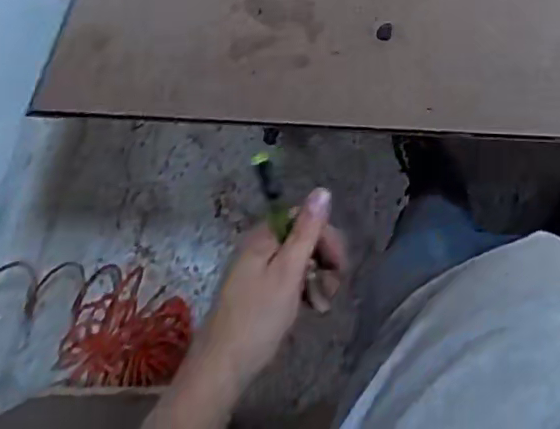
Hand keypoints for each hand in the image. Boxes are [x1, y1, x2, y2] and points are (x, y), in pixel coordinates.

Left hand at [184, 188, 349, 394]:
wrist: (220, 370)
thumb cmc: (258, 318)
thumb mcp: (288, 271)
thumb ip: (307, 230)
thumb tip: (322, 190)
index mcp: (264, 236)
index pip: (305, 218)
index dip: (326, 238)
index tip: (339, 266)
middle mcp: (260, 246)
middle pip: (303, 238)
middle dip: (323, 261)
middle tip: (332, 289)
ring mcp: (257, 269)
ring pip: (299, 261)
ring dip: (317, 279)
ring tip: (322, 305)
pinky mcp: (257, 292)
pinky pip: (288, 279)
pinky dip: (303, 291)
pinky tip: (311, 309)